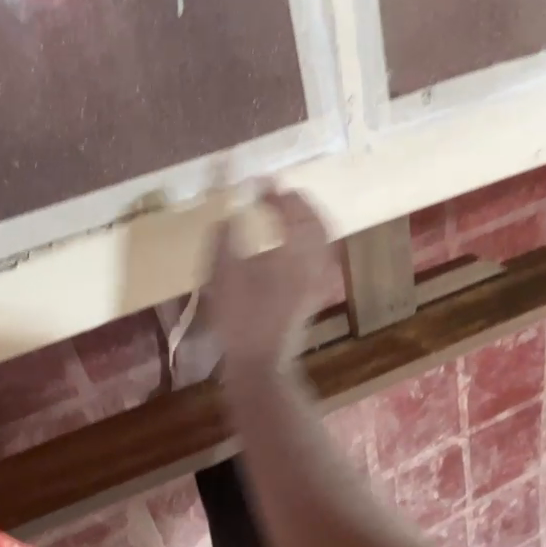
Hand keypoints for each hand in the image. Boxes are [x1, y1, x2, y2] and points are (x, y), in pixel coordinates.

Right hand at [202, 186, 336, 373]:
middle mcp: (313, 262)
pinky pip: (320, 258)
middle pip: (317, 221)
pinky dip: (309, 243)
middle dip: (299, 202)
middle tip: (279, 192)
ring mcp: (317, 280)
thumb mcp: (222, 275)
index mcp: (292, 252)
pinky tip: (290, 247)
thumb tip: (230, 212)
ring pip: (323, 239)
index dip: (275, 192)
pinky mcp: (313, 296)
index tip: (259, 182)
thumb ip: (226, 236)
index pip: (291, 209)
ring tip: (287, 214)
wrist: (261, 364)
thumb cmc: (239, 320)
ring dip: (308, 220)